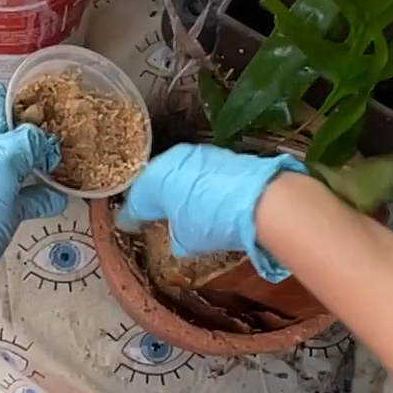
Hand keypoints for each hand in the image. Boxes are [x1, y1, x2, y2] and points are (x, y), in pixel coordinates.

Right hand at [116, 144, 306, 281]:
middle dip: (156, 198)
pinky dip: (201, 186)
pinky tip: (209, 202)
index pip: (136, 199)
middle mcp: (172, 159)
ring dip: (180, 190)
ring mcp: (199, 154)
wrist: (262, 200)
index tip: (130, 226)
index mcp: (153, 178)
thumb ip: (175, 235)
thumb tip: (178, 238)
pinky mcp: (224, 155)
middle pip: (157, 181)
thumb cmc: (210, 221)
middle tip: (156, 216)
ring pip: (181, 174)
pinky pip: (202, 173)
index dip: (133, 215)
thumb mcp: (186, 238)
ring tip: (184, 210)